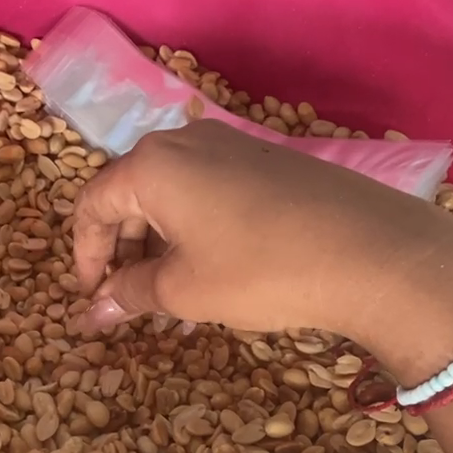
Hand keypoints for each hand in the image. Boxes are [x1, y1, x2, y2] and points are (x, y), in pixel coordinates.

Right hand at [70, 120, 452, 370]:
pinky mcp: (265, 161)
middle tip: (129, 301)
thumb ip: (130, 292)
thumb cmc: (258, 271)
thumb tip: (94, 310)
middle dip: (123, 252)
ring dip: (159, 247)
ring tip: (170, 299)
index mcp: (152, 166)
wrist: (368, 251)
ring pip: (170, 197)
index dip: (84, 256)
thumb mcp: (184, 289)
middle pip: (130, 196)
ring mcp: (230, 146)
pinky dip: (193, 233)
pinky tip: (210, 274)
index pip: (92, 206)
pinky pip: (207, 194)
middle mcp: (185, 142)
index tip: (92, 297)